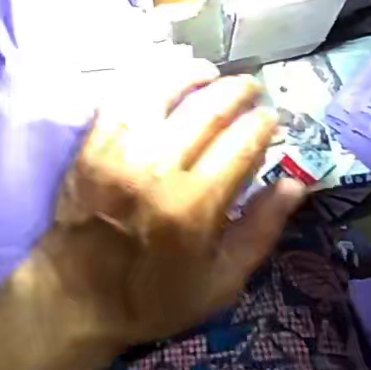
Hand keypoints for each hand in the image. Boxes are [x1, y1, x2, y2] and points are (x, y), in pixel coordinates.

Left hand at [8, 63, 308, 353]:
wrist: (75, 295)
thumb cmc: (153, 296)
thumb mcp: (221, 282)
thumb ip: (261, 229)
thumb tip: (295, 182)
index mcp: (194, 205)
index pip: (241, 144)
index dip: (263, 124)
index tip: (273, 119)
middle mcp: (157, 169)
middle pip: (207, 110)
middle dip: (237, 91)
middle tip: (251, 88)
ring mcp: (118, 152)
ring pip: (162, 92)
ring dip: (192, 74)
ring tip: (210, 72)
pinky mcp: (91, 145)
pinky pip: (121, 98)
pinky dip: (145, 78)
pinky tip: (162, 74)